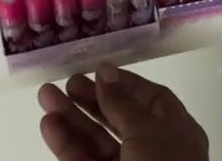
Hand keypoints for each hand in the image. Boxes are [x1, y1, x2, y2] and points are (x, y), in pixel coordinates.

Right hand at [37, 64, 208, 160]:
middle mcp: (152, 151)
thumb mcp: (147, 132)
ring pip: (97, 142)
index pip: (150, 99)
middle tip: (65, 82)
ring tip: (45, 96)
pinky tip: (48, 125)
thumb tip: (104, 70)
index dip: (124, 84)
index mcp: (176, 132)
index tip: (96, 70)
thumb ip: (122, 102)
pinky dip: (66, 146)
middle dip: (90, 99)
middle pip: (119, 119)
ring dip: (71, 119)